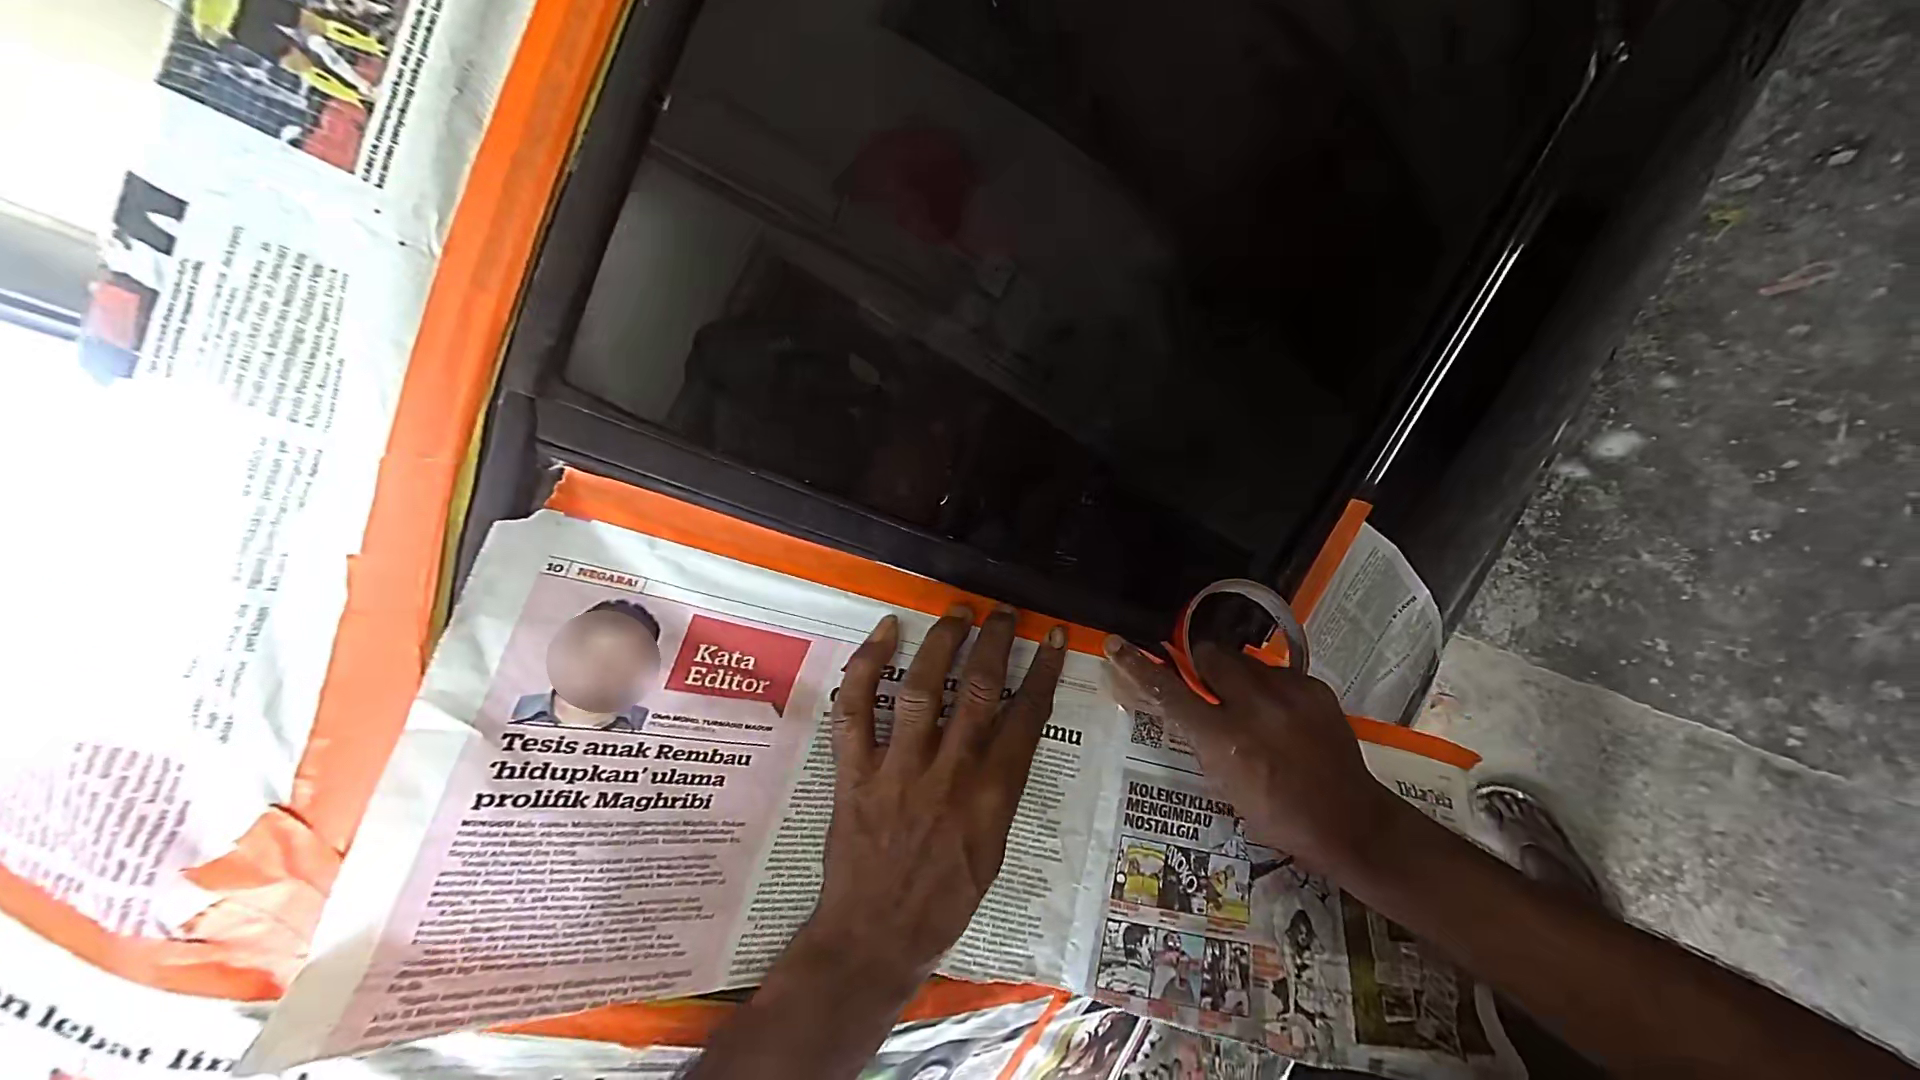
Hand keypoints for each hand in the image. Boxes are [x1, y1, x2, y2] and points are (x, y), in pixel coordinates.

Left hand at [800, 604, 1067, 985]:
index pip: (1026, 717)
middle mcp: (949, 774)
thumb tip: (1009, 736)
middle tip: (1002, 612)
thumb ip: (1001, 789)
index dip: (1042, 670)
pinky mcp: (854, 771)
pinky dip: (867, 665)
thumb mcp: (994, 849)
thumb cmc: (944, 900)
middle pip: (977, 691)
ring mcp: (897, 769)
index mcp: (991, 797)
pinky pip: (856, 709)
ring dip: (942, 643)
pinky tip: (885, 631)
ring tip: (958, 612)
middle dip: (995, 641)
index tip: (1050, 637)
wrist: (875, 937)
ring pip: (922, 689)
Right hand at [1103, 636, 1395, 872]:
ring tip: (1249, 705)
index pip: (1170, 692)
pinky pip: (1276, 672)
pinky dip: (1268, 687)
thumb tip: (1177, 702)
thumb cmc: (1276, 813)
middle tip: (1207, 684)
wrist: (1350, 822)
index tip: (1116, 644)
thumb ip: (1199, 736)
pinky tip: (1279, 714)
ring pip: (1244, 660)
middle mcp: (1255, 707)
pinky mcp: (1315, 687)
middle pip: (1210, 656)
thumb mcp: (1222, 780)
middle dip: (1201, 664)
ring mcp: (1290, 693)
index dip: (1138, 666)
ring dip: (1236, 676)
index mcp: (1224, 740)